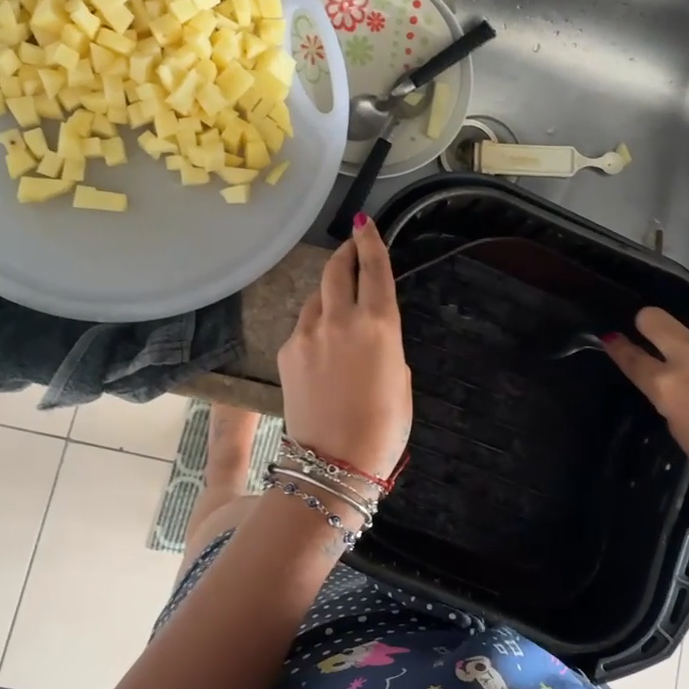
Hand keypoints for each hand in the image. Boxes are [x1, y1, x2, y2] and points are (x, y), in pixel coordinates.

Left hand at [276, 215, 411, 479]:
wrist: (332, 464)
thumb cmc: (382, 429)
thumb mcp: (401, 382)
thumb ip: (387, 347)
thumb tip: (374, 338)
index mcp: (379, 324)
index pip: (374, 268)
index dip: (371, 241)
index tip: (365, 224)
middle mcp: (340, 319)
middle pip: (336, 268)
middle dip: (345, 253)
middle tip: (350, 248)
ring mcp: (307, 333)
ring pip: (316, 296)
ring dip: (328, 292)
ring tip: (337, 305)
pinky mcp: (287, 352)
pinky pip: (302, 326)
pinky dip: (314, 325)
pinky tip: (321, 346)